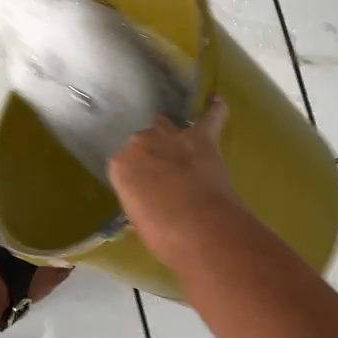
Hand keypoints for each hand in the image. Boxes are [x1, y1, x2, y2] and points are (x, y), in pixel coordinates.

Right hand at [108, 98, 244, 258]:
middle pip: (144, 143)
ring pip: (166, 126)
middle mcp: (140, 143)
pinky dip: (215, 111)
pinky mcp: (201, 138)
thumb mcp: (139, 221)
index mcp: (120, 165)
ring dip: (171, 137)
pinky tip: (217, 101)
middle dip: (152, 157)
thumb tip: (149, 200)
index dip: (137, 178)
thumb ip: (139, 199)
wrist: (199, 228)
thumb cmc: (164, 236)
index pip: (124, 165)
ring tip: (180, 148)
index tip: (146, 191)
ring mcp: (170, 136)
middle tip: (164, 179)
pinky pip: (209, 118)